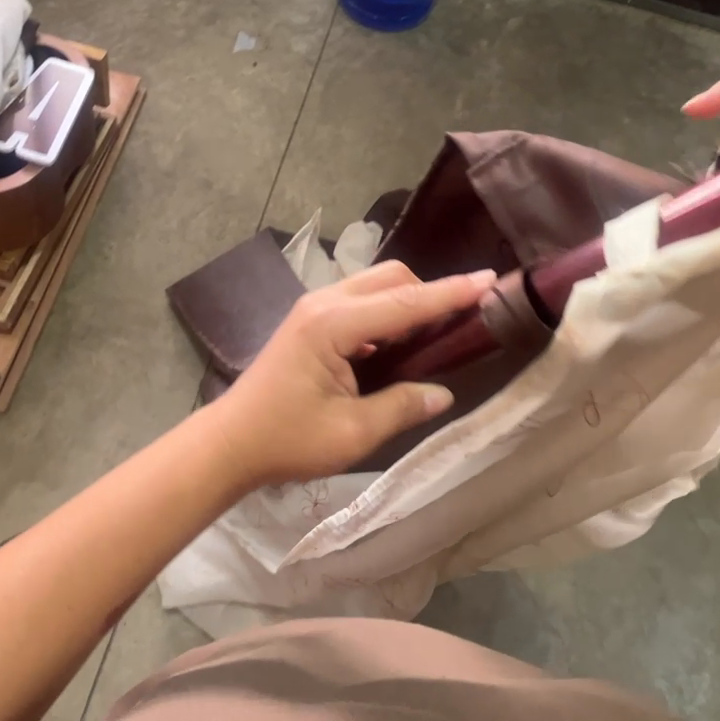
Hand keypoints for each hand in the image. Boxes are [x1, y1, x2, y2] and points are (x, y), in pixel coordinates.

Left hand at [202, 262, 495, 486]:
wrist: (230, 442)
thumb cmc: (287, 440)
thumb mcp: (352, 433)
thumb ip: (402, 407)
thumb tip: (444, 394)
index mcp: (332, 324)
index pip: (405, 303)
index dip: (450, 293)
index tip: (489, 279)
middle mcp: (324, 302)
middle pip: (391, 277)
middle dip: (429, 292)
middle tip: (461, 324)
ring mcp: (314, 307)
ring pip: (376, 284)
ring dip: (408, 300)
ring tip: (436, 334)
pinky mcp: (311, 319)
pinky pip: (361, 300)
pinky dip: (388, 311)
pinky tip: (399, 343)